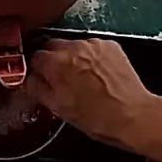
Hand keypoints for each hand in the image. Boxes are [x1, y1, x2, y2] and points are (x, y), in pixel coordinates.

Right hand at [28, 39, 159, 150]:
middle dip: (52, 61)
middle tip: (60, 81)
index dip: (36, 70)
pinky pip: (91, 47)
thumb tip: (28, 80)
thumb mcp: (58, 108)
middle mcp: (73, 48)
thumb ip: (37, 89)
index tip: (40, 79)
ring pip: (73, 46)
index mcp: (56, 63)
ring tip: (82, 81)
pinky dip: (90, 58)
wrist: (133, 115)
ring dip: (72, 59)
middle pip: (52, 47)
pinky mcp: (110, 45)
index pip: (34, 57)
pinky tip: (96, 76)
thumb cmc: (99, 117)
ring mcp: (93, 44)